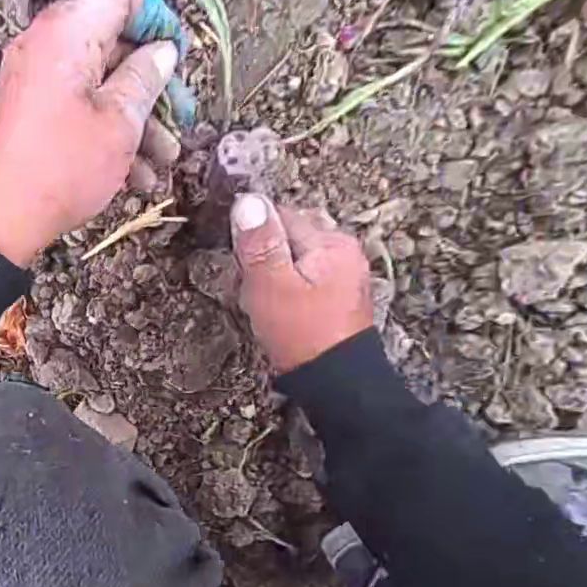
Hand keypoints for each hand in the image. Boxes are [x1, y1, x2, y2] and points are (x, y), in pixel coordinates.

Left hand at [0, 0, 180, 265]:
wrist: (5, 218)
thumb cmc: (64, 167)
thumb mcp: (119, 123)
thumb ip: (146, 78)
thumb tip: (162, 52)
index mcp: (67, 32)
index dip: (154, 16)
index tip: (173, 56)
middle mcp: (48, 46)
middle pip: (113, 40)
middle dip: (153, 80)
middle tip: (180, 116)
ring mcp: (38, 79)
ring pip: (101, 81)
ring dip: (138, 117)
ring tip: (164, 158)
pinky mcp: (34, 110)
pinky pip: (80, 106)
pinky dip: (109, 130)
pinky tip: (137, 174)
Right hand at [230, 194, 373, 372]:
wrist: (337, 385)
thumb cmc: (303, 334)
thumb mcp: (272, 285)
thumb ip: (259, 243)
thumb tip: (247, 201)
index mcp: (331, 242)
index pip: (280, 217)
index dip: (253, 239)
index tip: (242, 266)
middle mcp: (343, 252)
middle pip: (287, 238)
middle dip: (263, 261)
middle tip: (255, 292)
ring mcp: (343, 276)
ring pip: (292, 262)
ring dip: (272, 279)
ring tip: (267, 307)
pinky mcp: (337, 298)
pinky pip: (302, 281)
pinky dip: (286, 293)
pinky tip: (280, 314)